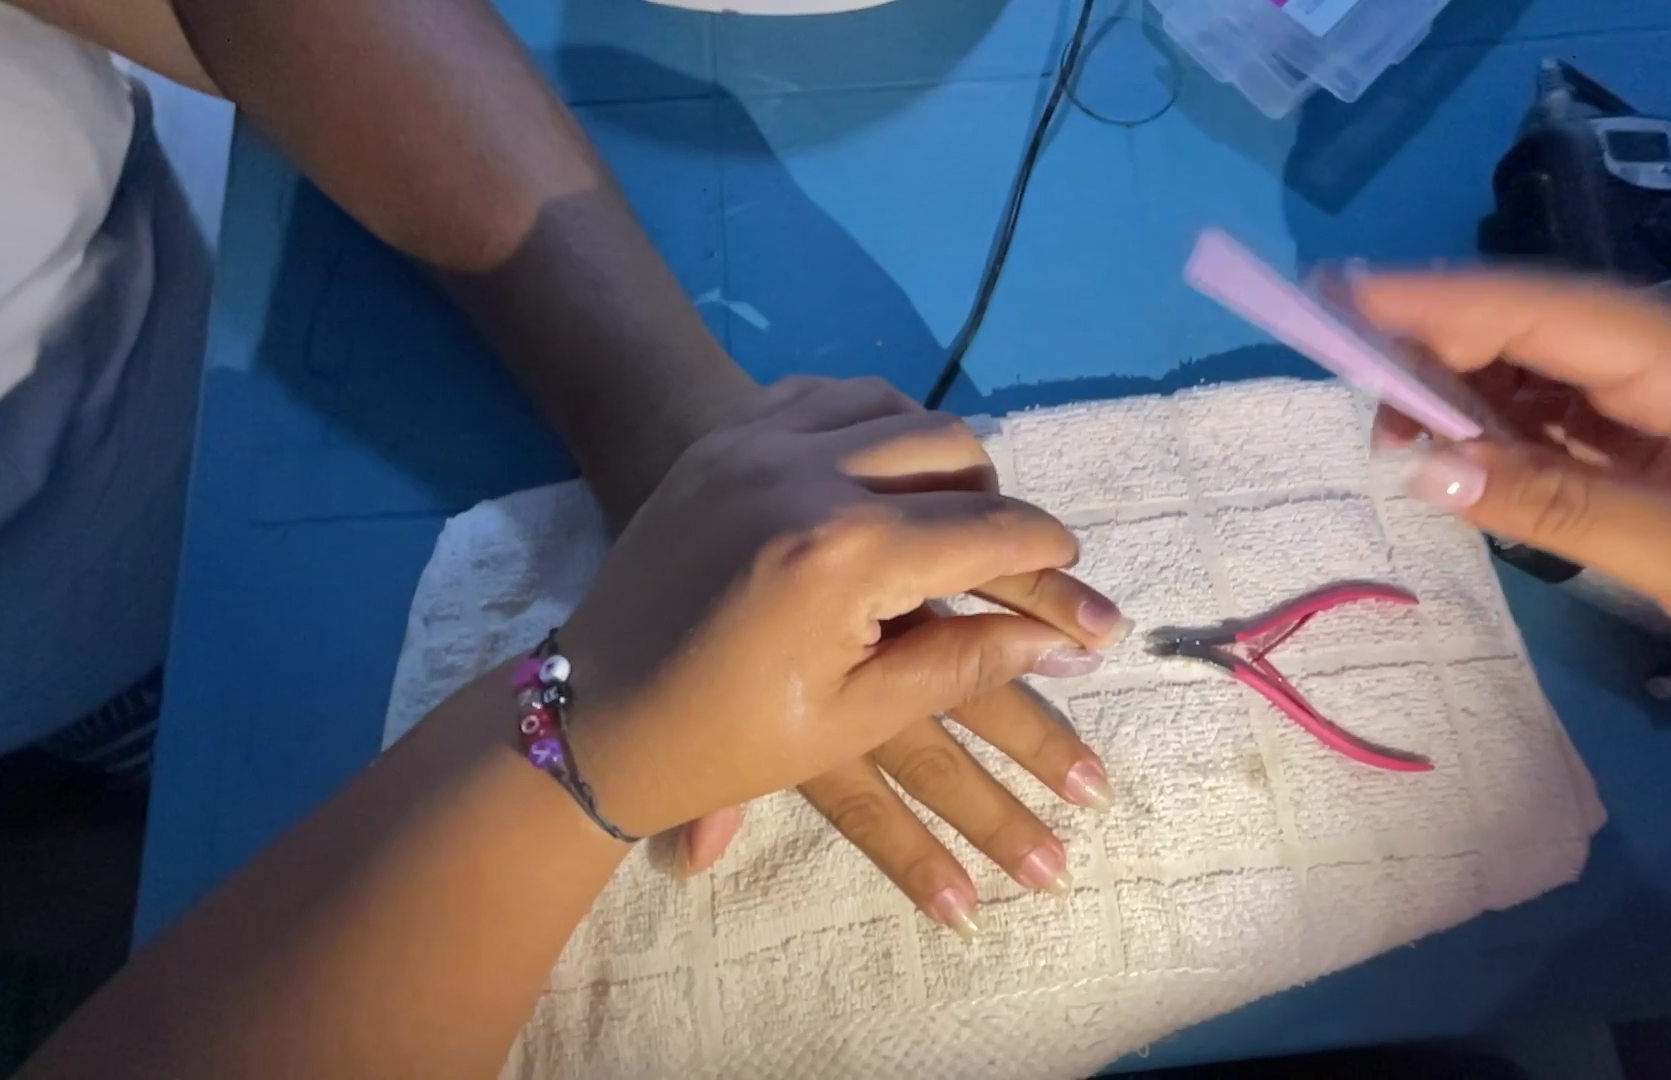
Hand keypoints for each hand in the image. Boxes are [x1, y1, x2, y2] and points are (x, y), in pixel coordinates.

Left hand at [556, 378, 1103, 848]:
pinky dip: (873, 424)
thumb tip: (1061, 639)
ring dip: (941, 457)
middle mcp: (806, 472)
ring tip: (940, 514)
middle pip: (955, 450)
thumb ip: (965, 663)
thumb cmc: (723, 738)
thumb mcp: (854, 719)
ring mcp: (758, 441)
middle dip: (1000, 505)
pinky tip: (874, 472)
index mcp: (842, 556)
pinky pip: (830, 395)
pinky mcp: (728, 437)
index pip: (989, 532)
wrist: (590, 712)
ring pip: (898, 408)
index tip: (1079, 579)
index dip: (1050, 558)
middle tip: (1000, 560)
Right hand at [1354, 271, 1670, 683]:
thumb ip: (1564, 510)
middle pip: (1530, 324)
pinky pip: (1555, 399)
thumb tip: (1425, 472)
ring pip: (1534, 359)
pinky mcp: (1665, 415)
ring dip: (1455, 391)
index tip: (1339, 297)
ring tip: (1406, 447)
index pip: (1548, 311)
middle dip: (1433, 353)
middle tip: (1373, 422)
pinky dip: (1492, 421)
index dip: (1437, 299)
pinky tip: (1466, 453)